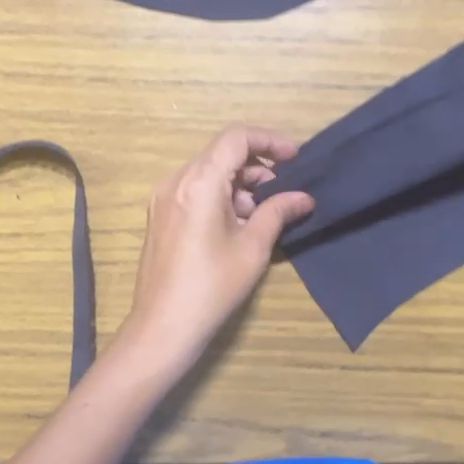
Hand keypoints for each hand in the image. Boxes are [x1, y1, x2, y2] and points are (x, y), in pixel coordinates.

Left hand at [118, 127, 315, 371]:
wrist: (164, 325)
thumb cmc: (212, 286)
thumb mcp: (253, 248)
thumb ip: (278, 213)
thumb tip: (303, 198)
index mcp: (199, 181)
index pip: (236, 138)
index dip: (269, 140)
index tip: (294, 158)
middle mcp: (175, 181)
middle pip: (221, 153)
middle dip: (256, 167)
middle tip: (282, 194)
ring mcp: (163, 198)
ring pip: (207, 172)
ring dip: (238, 184)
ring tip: (260, 216)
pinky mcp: (159, 216)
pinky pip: (193, 190)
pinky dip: (219, 196)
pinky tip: (236, 226)